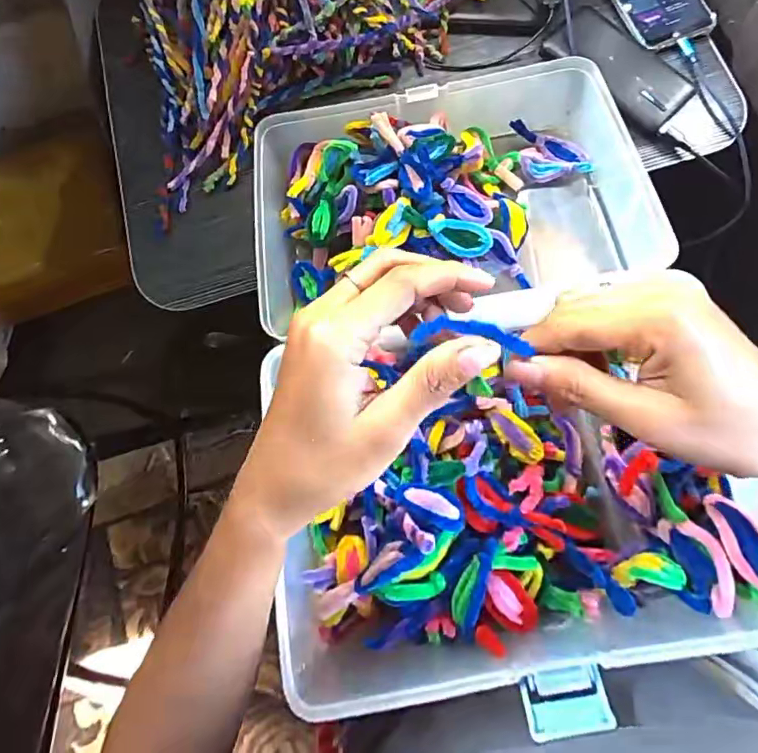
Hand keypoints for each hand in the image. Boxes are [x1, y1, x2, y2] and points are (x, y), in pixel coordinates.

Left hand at [229, 250, 503, 540]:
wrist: (269, 491)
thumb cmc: (324, 469)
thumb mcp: (385, 430)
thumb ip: (433, 381)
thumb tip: (484, 347)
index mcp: (334, 335)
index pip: (400, 283)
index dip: (448, 277)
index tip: (488, 287)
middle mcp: (319, 315)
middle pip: (382, 267)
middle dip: (431, 275)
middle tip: (469, 305)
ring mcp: (312, 322)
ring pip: (370, 279)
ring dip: (413, 288)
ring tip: (450, 320)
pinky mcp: (313, 334)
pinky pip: (358, 301)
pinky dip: (393, 305)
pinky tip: (416, 332)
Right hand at [502, 271, 757, 489]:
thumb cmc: (729, 435)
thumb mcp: (648, 421)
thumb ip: (579, 387)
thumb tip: (518, 369)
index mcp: (658, 313)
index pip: (569, 320)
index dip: (530, 345)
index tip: (502, 373)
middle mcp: (659, 285)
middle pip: (575, 305)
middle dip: (548, 344)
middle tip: (536, 388)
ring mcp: (668, 285)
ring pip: (589, 303)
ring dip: (569, 340)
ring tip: (565, 384)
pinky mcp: (672, 294)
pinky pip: (612, 305)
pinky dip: (593, 334)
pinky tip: (596, 365)